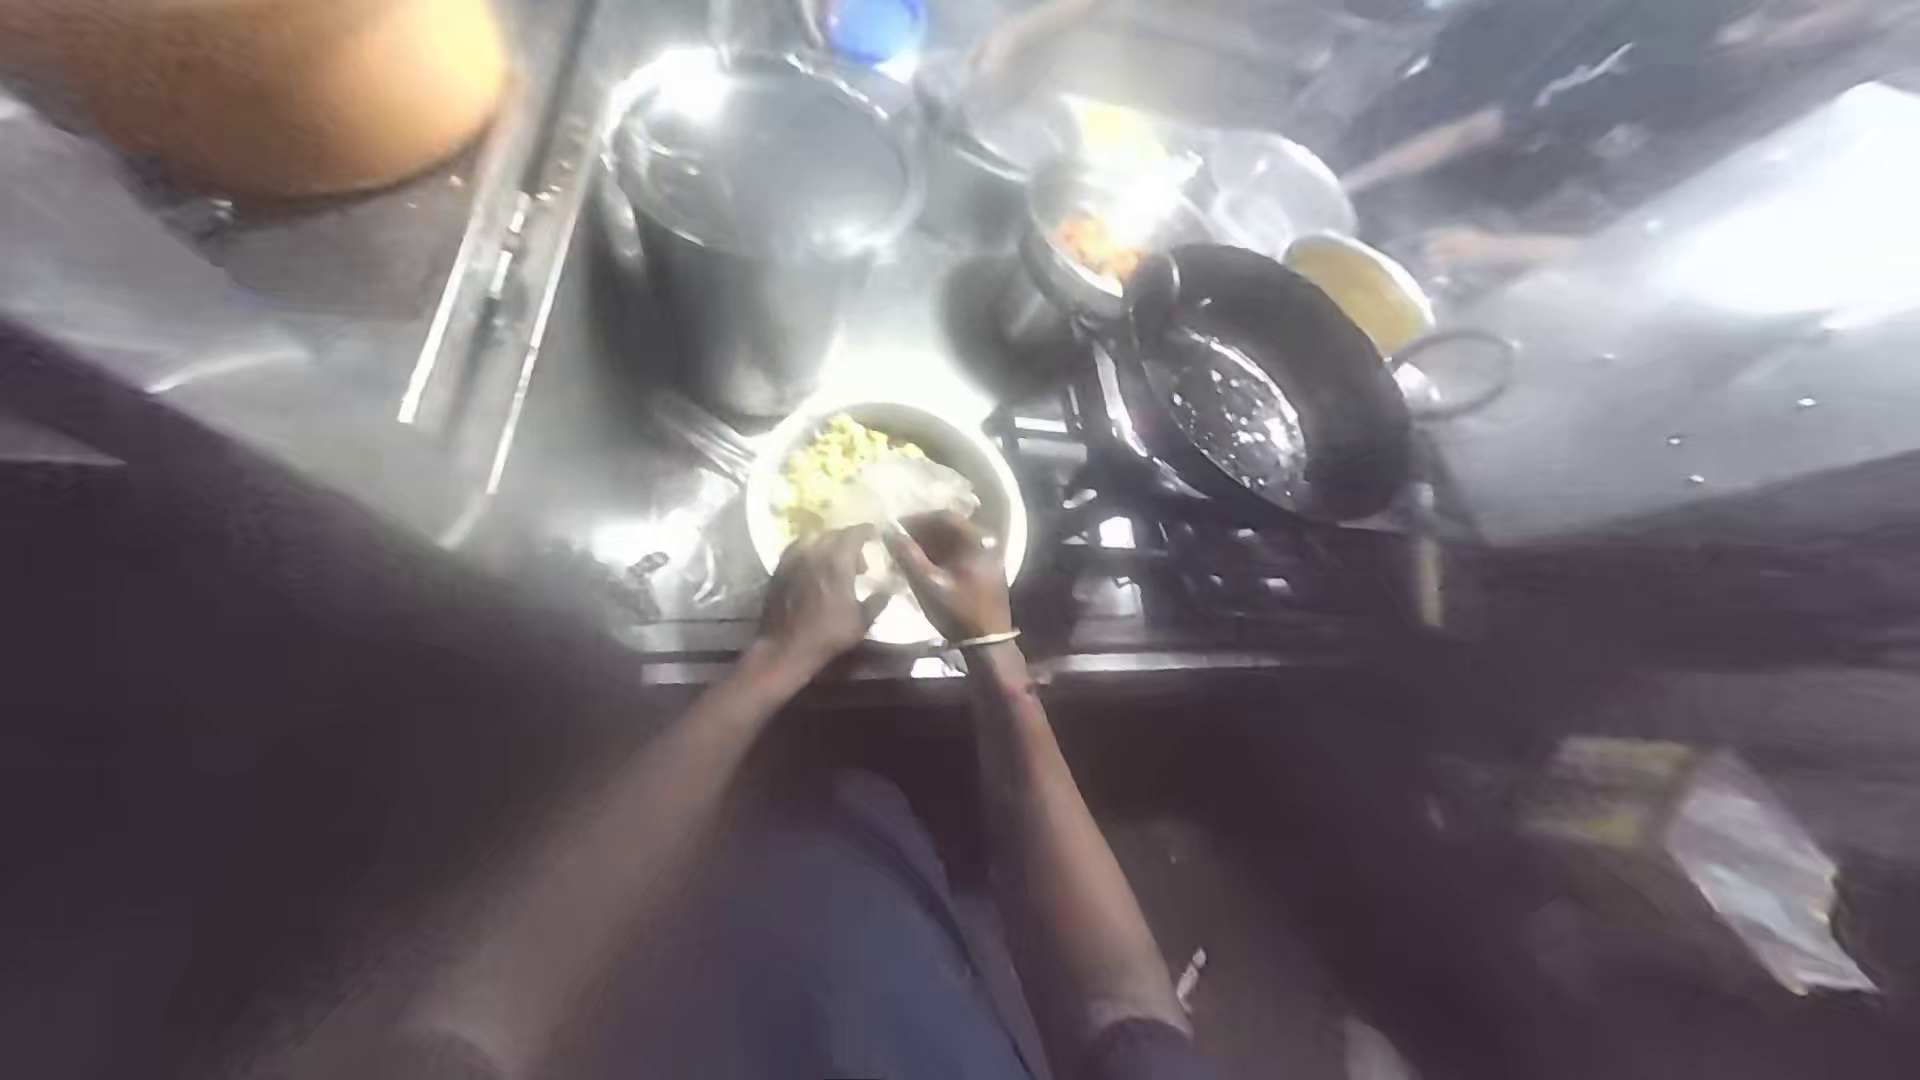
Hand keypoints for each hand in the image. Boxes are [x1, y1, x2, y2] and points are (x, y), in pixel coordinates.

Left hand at [756, 526, 889, 677]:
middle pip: (833, 533)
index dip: (866, 531)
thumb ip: (877, 601)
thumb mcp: (861, 622)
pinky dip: (810, 549)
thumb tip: (889, 589)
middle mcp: (814, 554)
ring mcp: (793, 560)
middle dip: (849, 539)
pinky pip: (797, 548)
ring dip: (828, 542)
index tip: (874, 533)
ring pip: (813, 537)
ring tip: (835, 558)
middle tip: (858, 556)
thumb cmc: (827, 635)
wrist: (786, 648)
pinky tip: (815, 564)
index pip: (853, 534)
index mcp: (837, 563)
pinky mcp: (780, 569)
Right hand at [884, 512, 1012, 642]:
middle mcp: (986, 541)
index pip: (942, 516)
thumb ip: (907, 554)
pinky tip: (922, 567)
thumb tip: (888, 528)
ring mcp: (988, 555)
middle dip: (920, 533)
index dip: (915, 520)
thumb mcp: (927, 582)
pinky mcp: (985, 569)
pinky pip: (959, 553)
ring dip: (928, 545)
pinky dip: (939, 556)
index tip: (894, 529)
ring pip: (952, 541)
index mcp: (976, 539)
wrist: (986, 643)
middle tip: (897, 543)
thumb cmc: (957, 611)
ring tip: (905, 556)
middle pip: (948, 528)